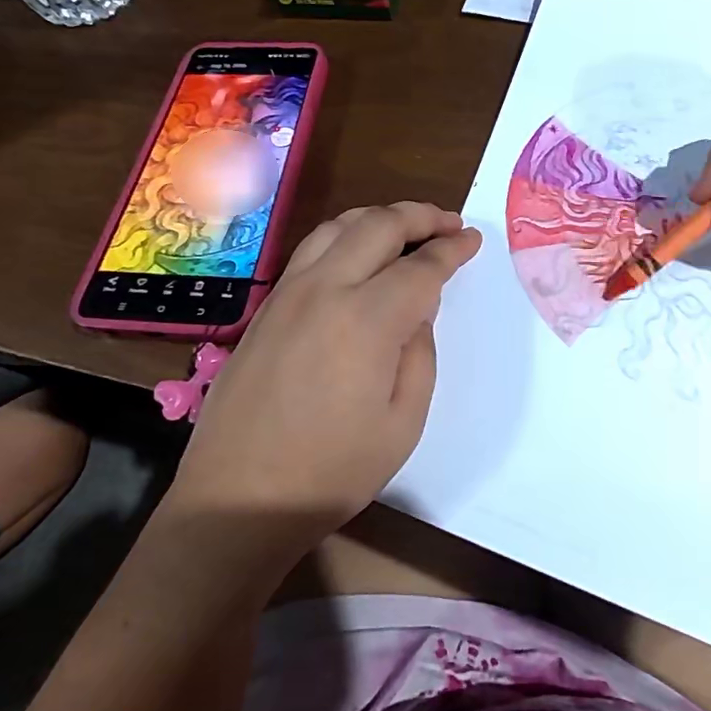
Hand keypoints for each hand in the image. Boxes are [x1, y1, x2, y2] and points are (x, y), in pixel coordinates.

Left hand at [168, 202, 482, 548]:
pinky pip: (311, 249)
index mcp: (365, 319)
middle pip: (377, 226)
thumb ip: (419, 352)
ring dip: (378, 218)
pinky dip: (344, 236)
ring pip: (337, 226)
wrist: (239, 495)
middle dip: (419, 216)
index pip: (420, 266)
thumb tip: (416, 309)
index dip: (451, 249)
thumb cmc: (331, 471)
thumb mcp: (403, 422)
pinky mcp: (267, 306)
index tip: (472, 239)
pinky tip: (357, 256)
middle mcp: (324, 289)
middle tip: (448, 223)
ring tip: (405, 229)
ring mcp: (288, 293)